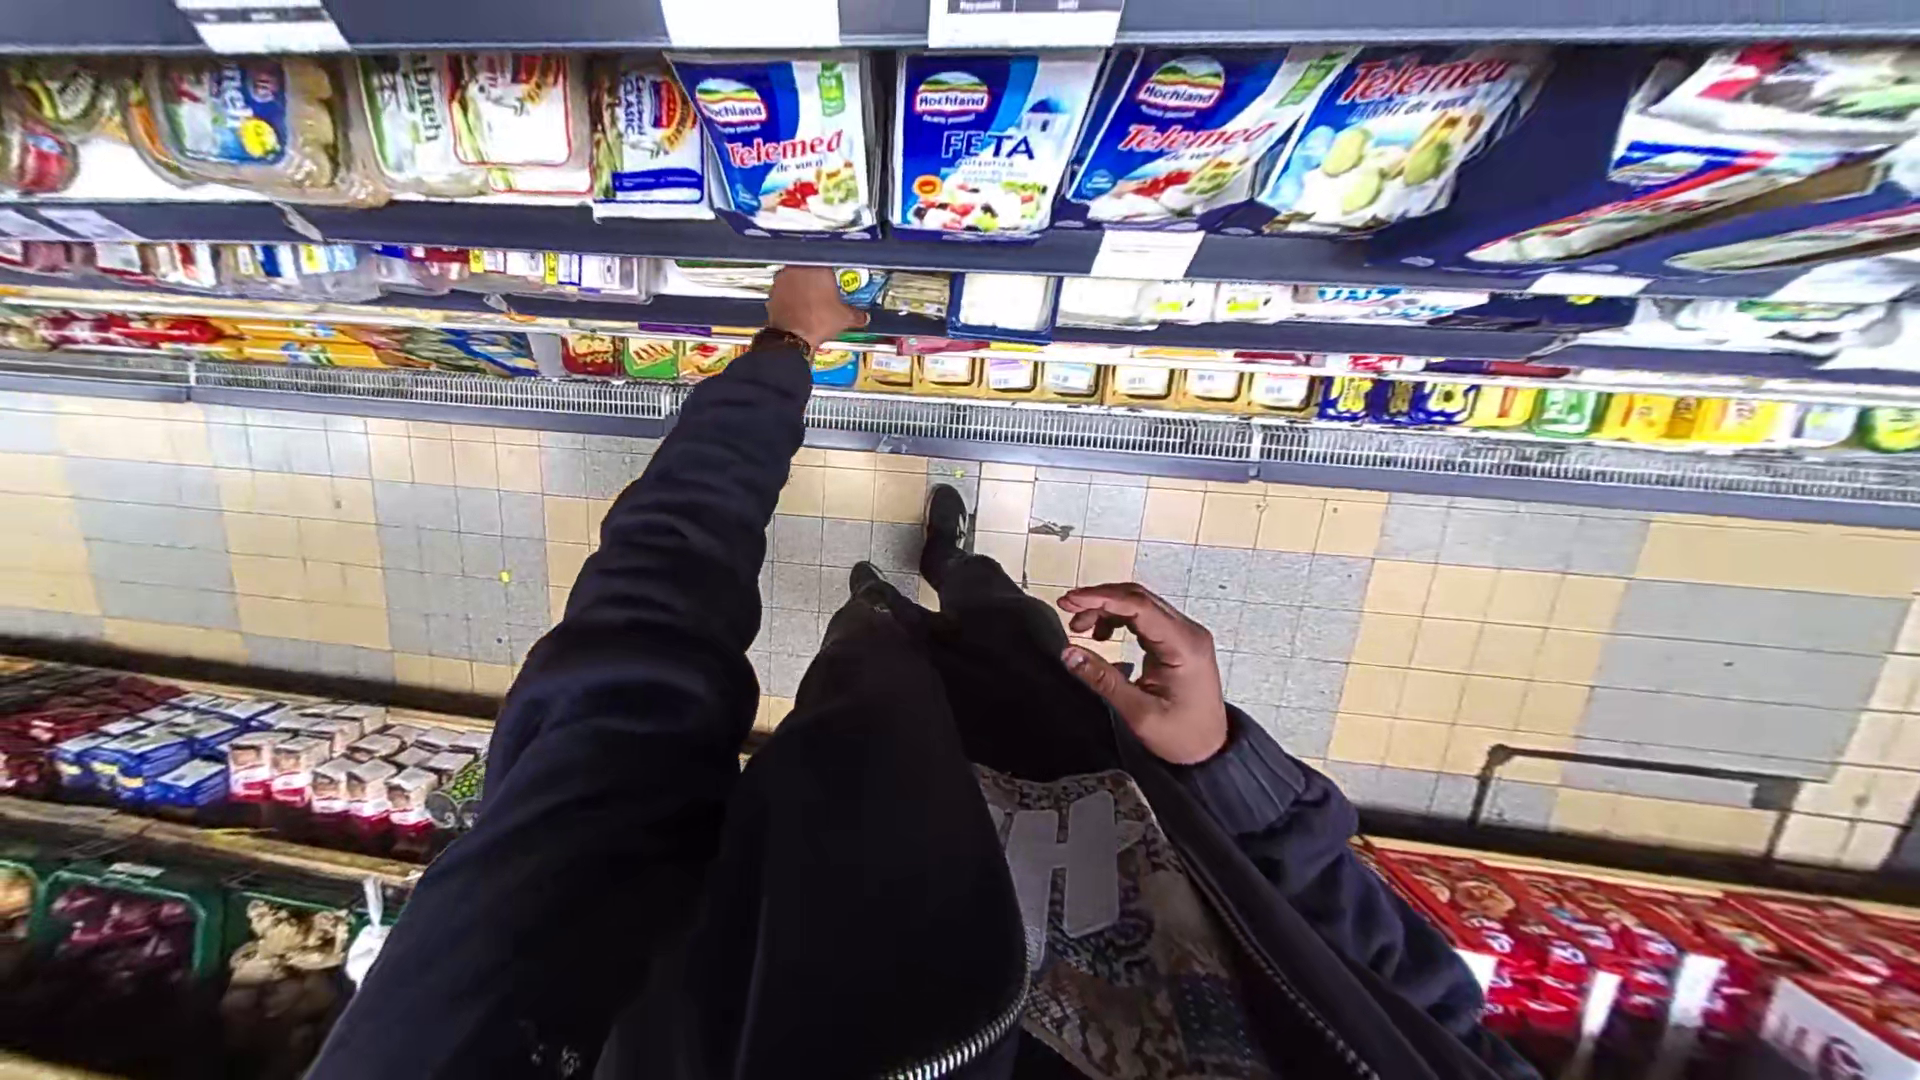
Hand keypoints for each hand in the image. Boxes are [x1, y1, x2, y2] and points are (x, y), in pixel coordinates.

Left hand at [766, 266, 868, 348]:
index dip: (833, 273)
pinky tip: (799, 306)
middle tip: (824, 291)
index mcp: (819, 267)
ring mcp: (783, 278)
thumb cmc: (816, 322)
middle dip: (817, 278)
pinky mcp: (773, 291)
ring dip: (803, 285)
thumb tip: (862, 316)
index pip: (829, 262)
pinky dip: (791, 296)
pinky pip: (785, 289)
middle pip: (810, 268)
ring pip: (796, 277)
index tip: (836, 280)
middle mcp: (799, 268)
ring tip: (812, 300)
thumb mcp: (844, 318)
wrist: (793, 337)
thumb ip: (856, 314)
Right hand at [1056, 583, 1228, 764]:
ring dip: (1106, 608)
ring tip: (1079, 626)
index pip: (1139, 606)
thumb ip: (1103, 679)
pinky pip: (1144, 617)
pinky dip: (1118, 618)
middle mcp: (1187, 631)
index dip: (1101, 598)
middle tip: (1066, 608)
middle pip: (1139, 598)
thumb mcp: (1138, 713)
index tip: (1069, 601)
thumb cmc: (1179, 736)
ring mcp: (1184, 634)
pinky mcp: (1177, 640)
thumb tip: (1068, 652)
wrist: (1210, 751)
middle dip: (1099, 598)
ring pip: (1139, 604)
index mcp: (1183, 646)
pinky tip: (1101, 634)